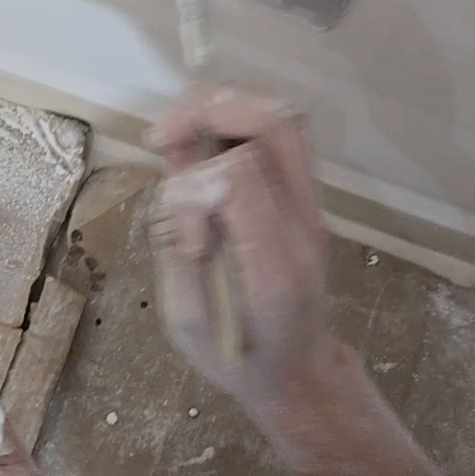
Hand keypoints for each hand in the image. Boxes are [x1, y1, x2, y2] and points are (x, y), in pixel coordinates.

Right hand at [146, 85, 333, 410]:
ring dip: (224, 106)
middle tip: (163, 134)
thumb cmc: (240, 358)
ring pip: (283, 119)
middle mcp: (303, 223)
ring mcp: (311, 205)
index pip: (240, 177)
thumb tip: (175, 192)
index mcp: (275, 266)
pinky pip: (281, 134)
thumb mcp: (189, 326)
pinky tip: (199, 142)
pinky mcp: (306, 196)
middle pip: (274, 125)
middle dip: (211, 110)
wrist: (299, 369)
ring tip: (178, 130)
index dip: (193, 185)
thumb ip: (178, 255)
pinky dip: (235, 119)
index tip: (183, 230)